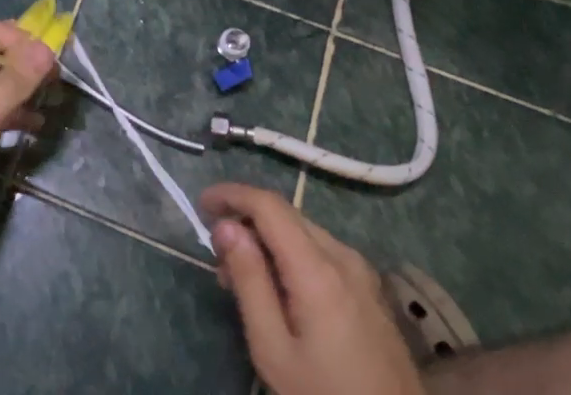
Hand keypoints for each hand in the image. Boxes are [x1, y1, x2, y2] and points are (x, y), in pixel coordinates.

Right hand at [203, 183, 424, 394]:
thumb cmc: (324, 394)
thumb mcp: (273, 348)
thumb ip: (249, 282)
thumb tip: (226, 227)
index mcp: (318, 269)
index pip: (269, 206)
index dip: (232, 195)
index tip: (201, 203)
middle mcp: (343, 256)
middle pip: (287, 215)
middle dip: (246, 221)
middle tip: (216, 257)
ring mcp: (361, 271)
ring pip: (304, 232)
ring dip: (267, 239)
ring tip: (240, 278)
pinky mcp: (368, 287)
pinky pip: (321, 252)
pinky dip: (290, 254)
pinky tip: (277, 288)